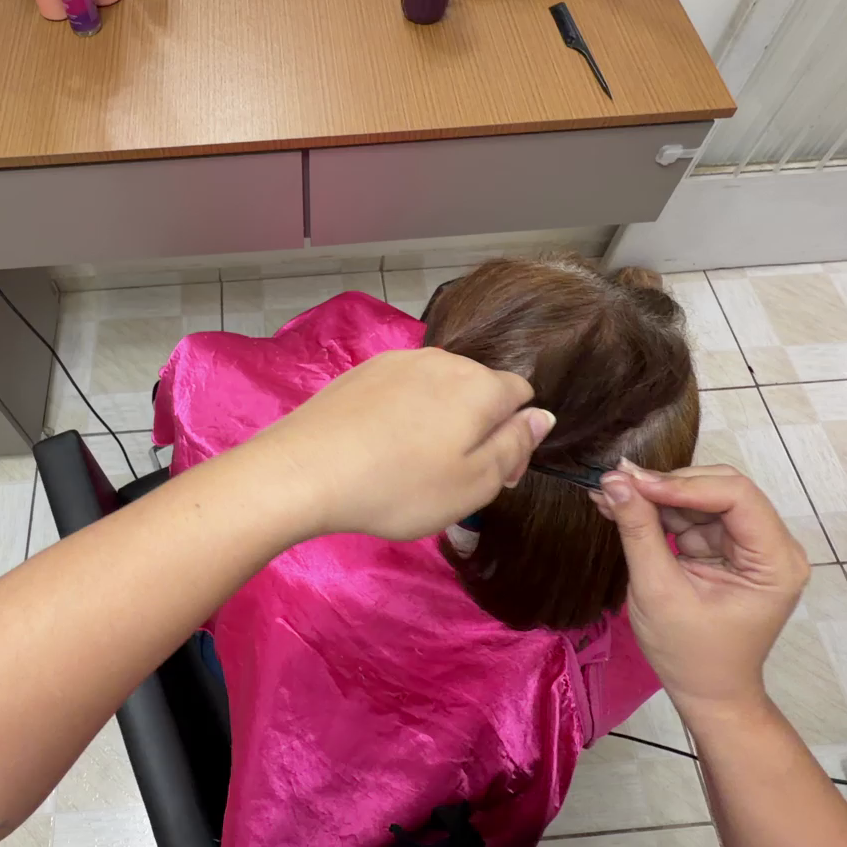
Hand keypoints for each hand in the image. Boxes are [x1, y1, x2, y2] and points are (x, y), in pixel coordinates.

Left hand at [242, 347, 553, 542]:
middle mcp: (443, 360)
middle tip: (449, 478)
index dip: (514, 437)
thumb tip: (541, 416)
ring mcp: (398, 360)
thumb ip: (515, 446)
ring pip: (439, 388)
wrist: (305, 469)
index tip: (491, 476)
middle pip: (479, 389)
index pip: (521, 396)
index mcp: (480, 385)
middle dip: (477, 427)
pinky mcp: (363, 370)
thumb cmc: (399, 486)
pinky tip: (379, 445)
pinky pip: (402, 388)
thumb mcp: (474, 483)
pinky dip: (402, 413)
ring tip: (409, 464)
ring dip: (438, 420)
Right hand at [592, 464, 809, 718]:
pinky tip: (619, 505)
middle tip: (616, 483)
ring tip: (608, 492)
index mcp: (774, 561)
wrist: (704, 692)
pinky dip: (654, 508)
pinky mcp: (721, 547)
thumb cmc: (689, 652)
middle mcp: (769, 545)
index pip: (736, 496)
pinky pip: (687, 513)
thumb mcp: (658, 590)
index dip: (683, 484)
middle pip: (719, 488)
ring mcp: (745, 544)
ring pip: (699, 495)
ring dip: (654, 494)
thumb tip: (614, 480)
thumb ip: (639, 531)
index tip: (632, 483)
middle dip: (666, 484)